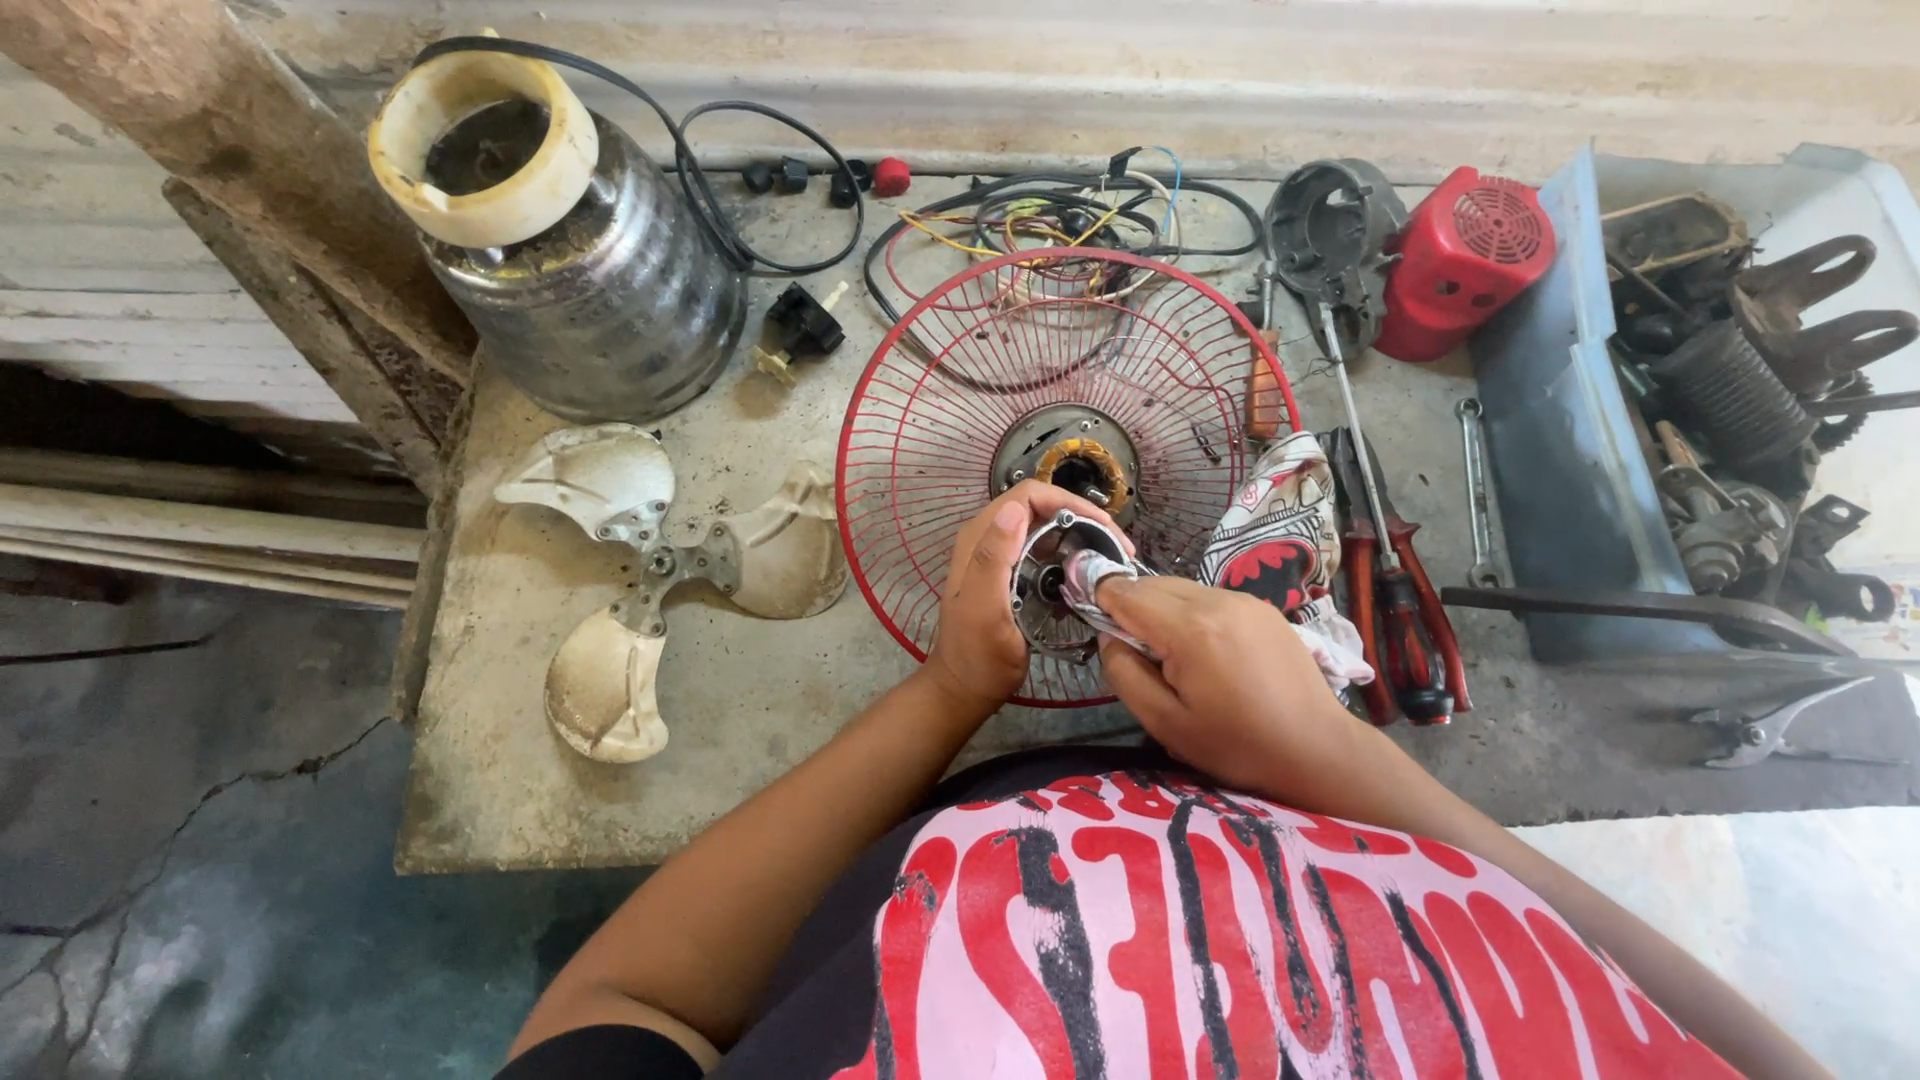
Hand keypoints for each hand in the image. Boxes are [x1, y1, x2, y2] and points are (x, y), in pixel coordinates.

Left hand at [923, 482, 1126, 712]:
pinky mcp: (1011, 571)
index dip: (1069, 503)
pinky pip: (1044, 548)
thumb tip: (1016, 509)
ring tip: (1111, 555)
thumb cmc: (977, 655)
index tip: (1105, 528)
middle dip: (1083, 517)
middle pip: (1041, 505)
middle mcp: (988, 536)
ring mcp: (999, 554)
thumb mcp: (983, 609)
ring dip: (1080, 533)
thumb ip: (992, 559)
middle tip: (1118, 545)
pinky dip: (1070, 552)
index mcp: (979, 536)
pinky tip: (1089, 570)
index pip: (1029, 495)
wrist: (966, 688)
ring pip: (1045, 525)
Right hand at [1096, 576, 1371, 796]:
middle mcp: (1217, 601)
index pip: (1127, 594)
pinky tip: (1203, 650)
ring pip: (1181, 588)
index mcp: (1190, 630)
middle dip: (1131, 605)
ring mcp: (1245, 600)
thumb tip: (1110, 638)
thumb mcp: (1165, 722)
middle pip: (1152, 584)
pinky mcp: (1264, 609)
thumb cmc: (1236, 745)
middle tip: (1129, 645)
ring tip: (1169, 652)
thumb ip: (1124, 674)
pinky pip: (1210, 598)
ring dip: (1162, 608)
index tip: (1090, 615)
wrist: (1317, 750)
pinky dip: (1192, 613)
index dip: (1102, 600)